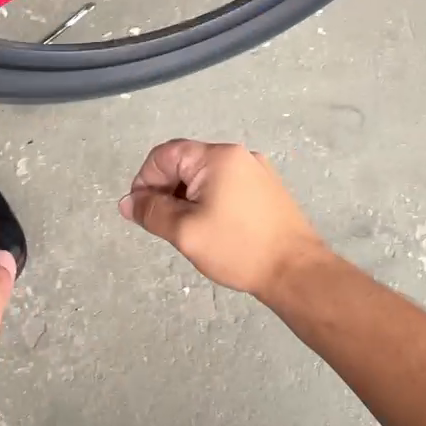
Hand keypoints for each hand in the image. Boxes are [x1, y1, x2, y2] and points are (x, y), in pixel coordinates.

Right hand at [119, 140, 325, 296]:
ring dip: (186, 199)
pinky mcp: (266, 190)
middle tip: (163, 226)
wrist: (297, 271)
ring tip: (187, 231)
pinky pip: (225, 187)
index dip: (145, 181)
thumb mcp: (185, 232)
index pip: (165, 154)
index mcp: (218, 157)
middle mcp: (238, 155)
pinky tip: (212, 230)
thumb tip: (129, 202)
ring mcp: (256, 171)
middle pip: (185, 163)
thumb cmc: (239, 248)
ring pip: (205, 178)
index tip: (142, 212)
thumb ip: (152, 212)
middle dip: (165, 191)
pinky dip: (208, 203)